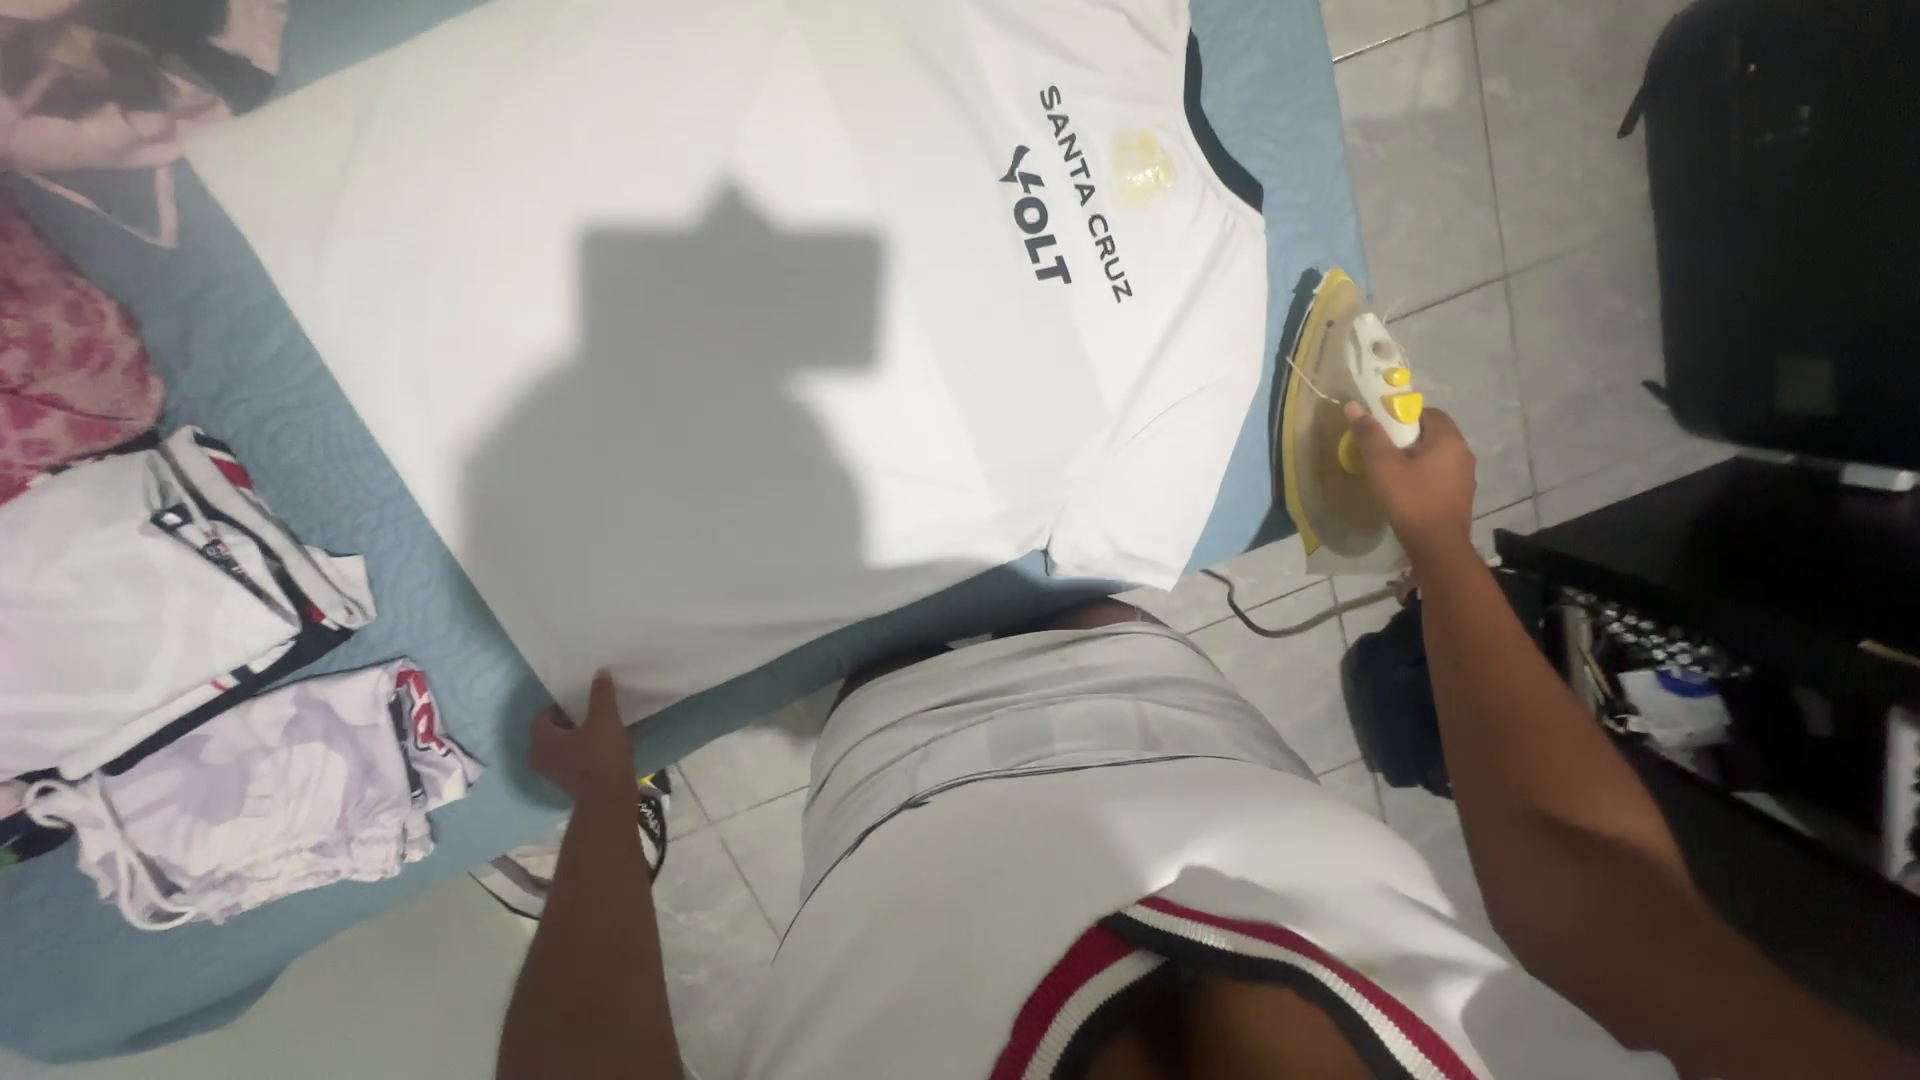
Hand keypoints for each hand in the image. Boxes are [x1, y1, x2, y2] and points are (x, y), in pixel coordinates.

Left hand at [528, 670, 636, 807]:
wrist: (609, 798)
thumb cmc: (601, 756)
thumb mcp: (605, 720)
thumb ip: (601, 695)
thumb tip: (599, 672)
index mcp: (543, 739)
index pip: (541, 717)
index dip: (557, 706)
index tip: (576, 700)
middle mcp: (541, 757)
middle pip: (547, 734)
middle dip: (563, 723)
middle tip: (583, 713)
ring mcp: (553, 773)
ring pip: (556, 749)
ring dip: (570, 739)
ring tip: (592, 729)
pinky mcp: (567, 783)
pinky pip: (567, 761)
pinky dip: (577, 752)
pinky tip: (597, 747)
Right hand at [1343, 400, 1475, 561]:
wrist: (1436, 544)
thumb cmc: (1410, 499)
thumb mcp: (1383, 465)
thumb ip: (1369, 434)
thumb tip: (1354, 405)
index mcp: (1448, 439)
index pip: (1429, 413)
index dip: (1405, 416)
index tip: (1383, 430)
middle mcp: (1463, 452)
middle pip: (1434, 433)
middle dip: (1409, 437)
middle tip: (1383, 450)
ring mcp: (1466, 475)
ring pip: (1438, 454)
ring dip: (1417, 457)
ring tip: (1393, 471)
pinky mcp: (1461, 494)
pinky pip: (1441, 473)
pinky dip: (1425, 474)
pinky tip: (1408, 489)